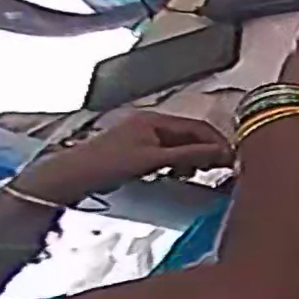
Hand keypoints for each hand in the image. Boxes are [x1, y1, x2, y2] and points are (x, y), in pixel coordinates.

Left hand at [15, 112, 231, 204]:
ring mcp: (144, 137)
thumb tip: (224, 152)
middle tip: (221, 167)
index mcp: (154, 119)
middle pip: (192, 136)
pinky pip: (171, 154)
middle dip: (208, 151)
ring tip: (198, 172)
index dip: (218, 142)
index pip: (198, 127)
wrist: (66, 180)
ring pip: (183, 146)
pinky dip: (181, 163)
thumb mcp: (153, 159)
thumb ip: (191, 155)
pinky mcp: (139, 151)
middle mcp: (151, 124)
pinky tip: (181, 173)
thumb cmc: (105, 164)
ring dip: (195, 159)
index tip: (232, 158)